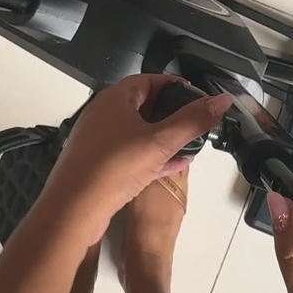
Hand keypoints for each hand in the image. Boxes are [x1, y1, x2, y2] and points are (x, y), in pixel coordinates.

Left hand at [37, 74, 229, 240]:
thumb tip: (221, 101)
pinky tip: (171, 166)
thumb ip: (192, 121)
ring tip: (187, 146)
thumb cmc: (111, 169)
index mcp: (114, 99)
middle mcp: (103, 115)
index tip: (195, 96)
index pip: (149, 80)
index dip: (174, 86)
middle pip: (144, 106)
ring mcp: (99, 141)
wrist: (72, 212)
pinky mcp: (98, 165)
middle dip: (171, 114)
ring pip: (138, 132)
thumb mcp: (159, 142)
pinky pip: (130, 154)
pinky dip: (151, 156)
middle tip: (194, 123)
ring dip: (163, 138)